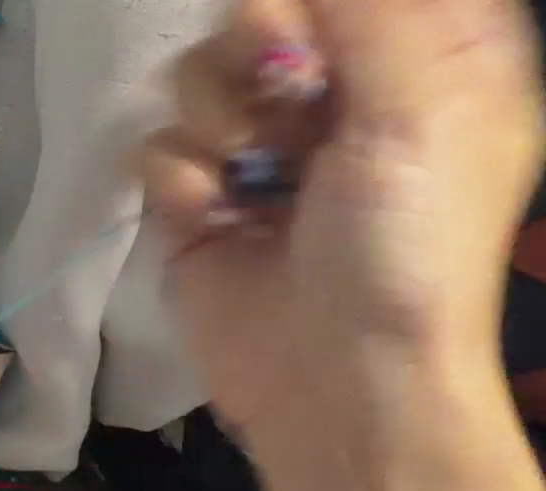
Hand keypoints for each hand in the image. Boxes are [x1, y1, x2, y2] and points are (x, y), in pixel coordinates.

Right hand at [140, 0, 542, 449]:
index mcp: (409, 61)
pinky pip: (154, 153)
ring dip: (215, 122)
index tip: (305, 37)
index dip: (309, 4)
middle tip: (283, 95)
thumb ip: (372, 21)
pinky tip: (209, 215)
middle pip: (251, 22)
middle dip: (256, 51)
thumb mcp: (423, 109)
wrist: (325, 366)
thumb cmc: (402, 241)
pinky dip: (177, 179)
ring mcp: (250, 152)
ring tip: (247, 178)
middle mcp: (325, 96)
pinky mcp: (187, 204)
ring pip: (192, 83)